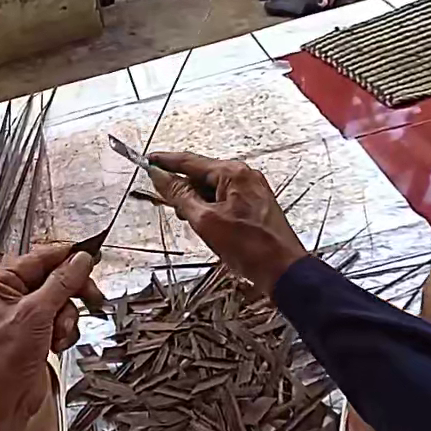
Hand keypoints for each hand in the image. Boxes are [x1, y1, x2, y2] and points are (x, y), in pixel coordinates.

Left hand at [0, 243, 104, 420]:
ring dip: (67, 317)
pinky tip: (57, 345)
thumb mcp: (35, 314)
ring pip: (60, 301)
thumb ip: (61, 283)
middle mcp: (6, 295)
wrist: (0, 406)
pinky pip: (59, 320)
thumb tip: (80, 260)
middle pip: (53, 279)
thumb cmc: (0, 363)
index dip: (66, 257)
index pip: (38, 258)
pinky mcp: (33, 334)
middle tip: (92, 297)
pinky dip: (64, 332)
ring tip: (59, 333)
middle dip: (71, 292)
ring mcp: (20, 315)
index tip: (91, 255)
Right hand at [148, 151, 308, 294]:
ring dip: (196, 202)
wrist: (283, 270)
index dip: (165, 162)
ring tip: (192, 223)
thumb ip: (179, 196)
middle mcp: (244, 176)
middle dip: (182, 189)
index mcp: (233, 173)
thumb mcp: (205, 221)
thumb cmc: (251, 247)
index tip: (148, 160)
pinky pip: (223, 199)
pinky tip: (207, 226)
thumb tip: (160, 177)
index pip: (190, 161)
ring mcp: (251, 189)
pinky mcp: (254, 204)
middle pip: (201, 175)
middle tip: (168, 204)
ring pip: (211, 189)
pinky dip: (210, 209)